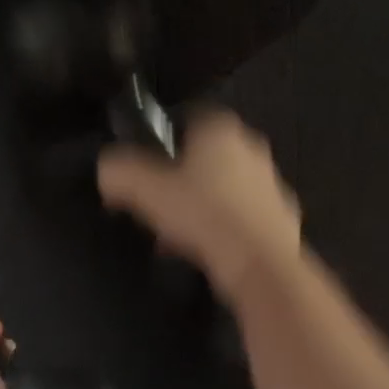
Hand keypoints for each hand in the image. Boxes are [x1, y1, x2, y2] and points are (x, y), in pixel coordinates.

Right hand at [97, 107, 301, 296]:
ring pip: (222, 189)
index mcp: (221, 128)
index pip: (185, 121)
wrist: (262, 267)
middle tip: (158, 205)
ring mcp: (270, 183)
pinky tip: (204, 252)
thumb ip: (120, 173)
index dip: (162, 145)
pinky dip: (222, 230)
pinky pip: (241, 217)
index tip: (147, 171)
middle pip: (203, 158)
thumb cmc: (204, 214)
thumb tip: (106, 170)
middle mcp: (250, 147)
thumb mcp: (147, 190)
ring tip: (176, 236)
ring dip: (199, 208)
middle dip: (179, 180)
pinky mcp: (283, 218)